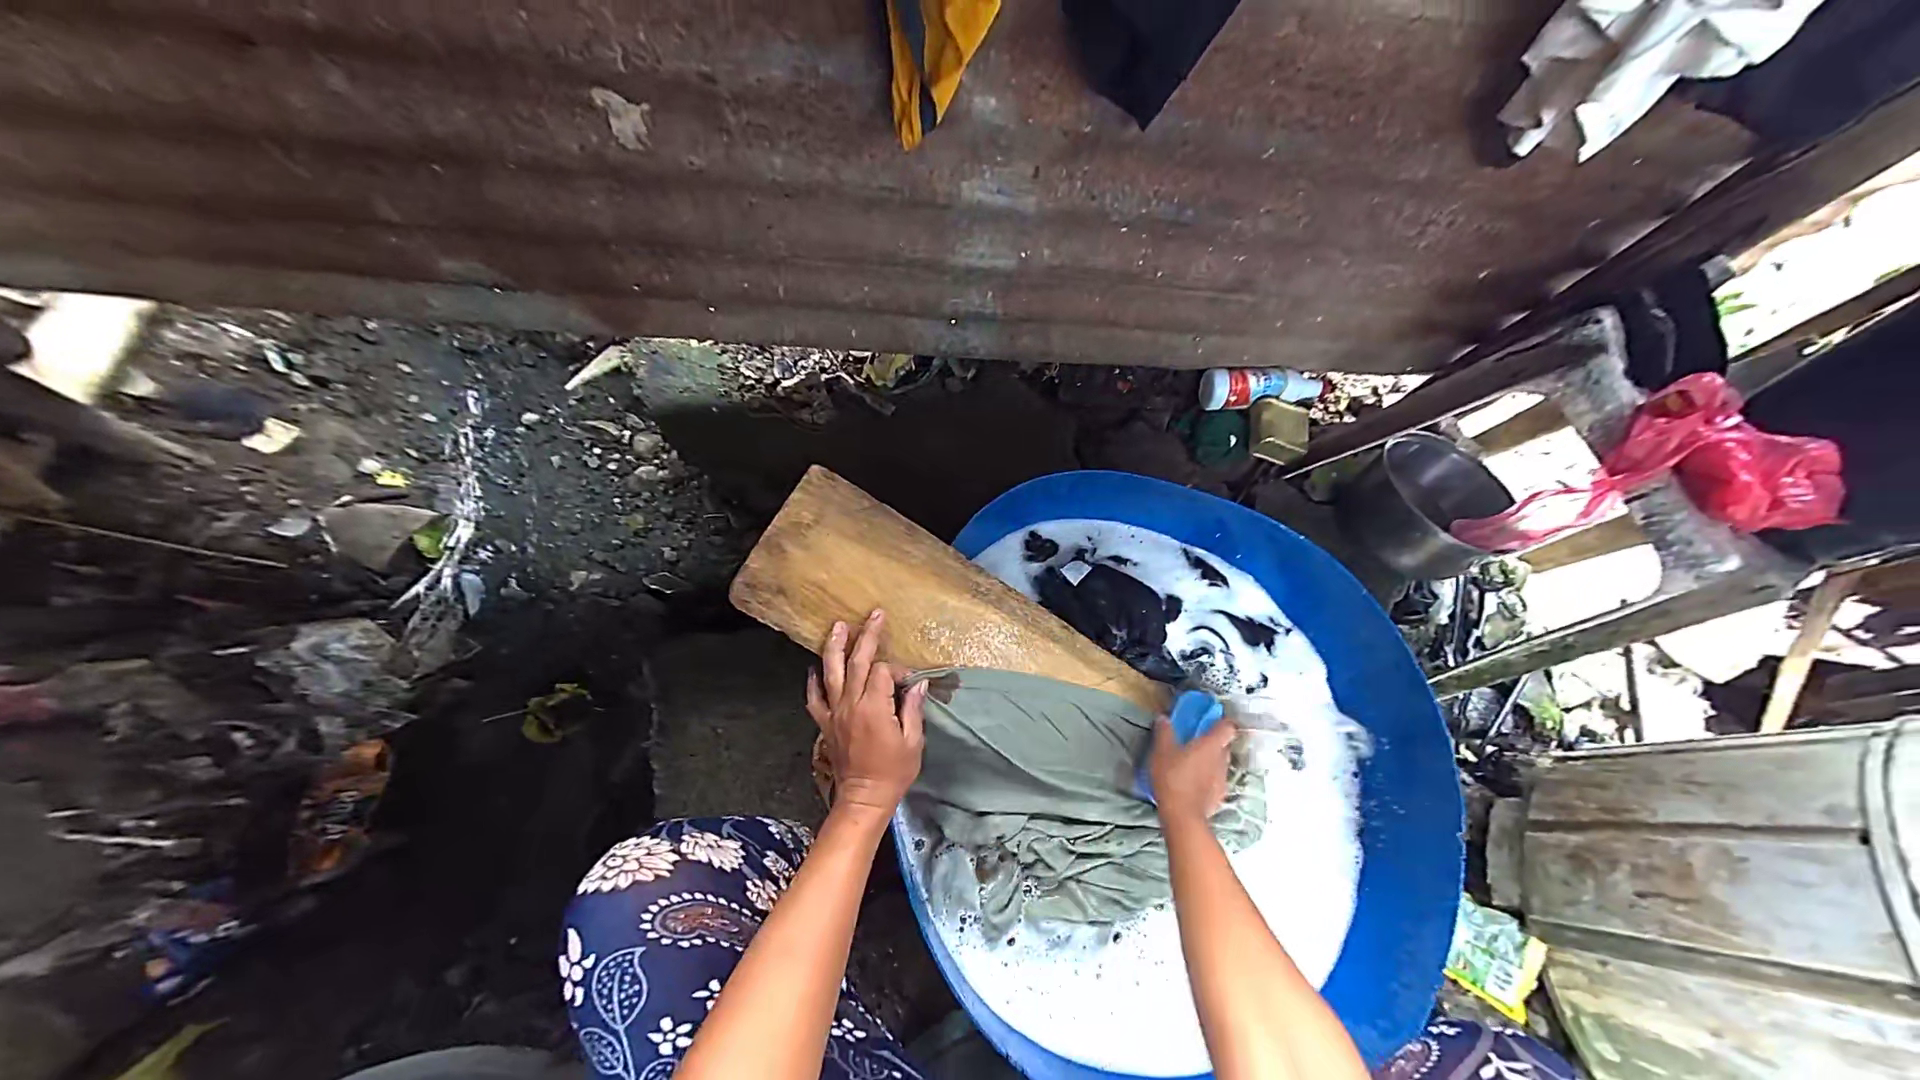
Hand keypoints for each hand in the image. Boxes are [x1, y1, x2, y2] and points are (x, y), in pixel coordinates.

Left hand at [805, 609, 926, 819]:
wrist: (864, 799)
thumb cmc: (894, 772)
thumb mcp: (913, 741)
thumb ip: (912, 708)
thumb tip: (918, 683)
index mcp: (874, 707)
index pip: (882, 671)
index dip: (896, 669)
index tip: (908, 679)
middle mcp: (850, 704)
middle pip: (857, 662)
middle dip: (867, 635)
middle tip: (875, 614)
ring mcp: (834, 713)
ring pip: (831, 672)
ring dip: (836, 646)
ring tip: (839, 626)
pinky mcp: (825, 724)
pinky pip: (814, 698)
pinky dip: (813, 682)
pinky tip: (815, 668)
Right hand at [1149, 714, 1237, 827]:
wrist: (1183, 815)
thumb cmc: (1173, 777)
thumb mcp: (1162, 751)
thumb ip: (1164, 732)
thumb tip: (1164, 718)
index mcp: (1211, 745)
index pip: (1227, 726)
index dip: (1221, 722)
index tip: (1209, 721)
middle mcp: (1222, 760)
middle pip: (1224, 744)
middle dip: (1213, 741)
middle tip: (1195, 742)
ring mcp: (1223, 779)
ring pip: (1220, 763)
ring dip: (1210, 760)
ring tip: (1192, 763)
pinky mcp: (1220, 795)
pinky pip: (1216, 779)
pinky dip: (1208, 777)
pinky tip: (1193, 782)